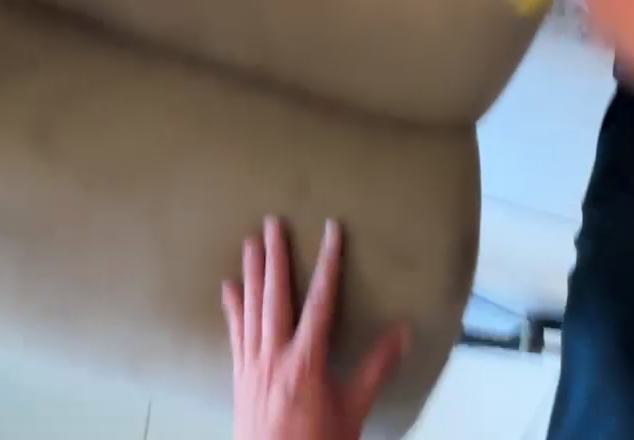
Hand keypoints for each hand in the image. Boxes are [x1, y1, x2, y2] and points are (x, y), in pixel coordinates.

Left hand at [223, 217, 409, 439]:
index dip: (329, 261)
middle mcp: (274, 356)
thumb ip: (376, 369)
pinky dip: (233, 309)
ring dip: (252, 273)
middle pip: (275, 296)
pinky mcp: (239, 379)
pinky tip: (228, 288)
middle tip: (272, 222)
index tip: (332, 228)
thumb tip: (405, 330)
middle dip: (275, 257)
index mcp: (305, 361)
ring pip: (251, 309)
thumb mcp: (354, 412)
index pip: (322, 299)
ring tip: (251, 242)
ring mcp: (252, 367)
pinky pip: (235, 335)